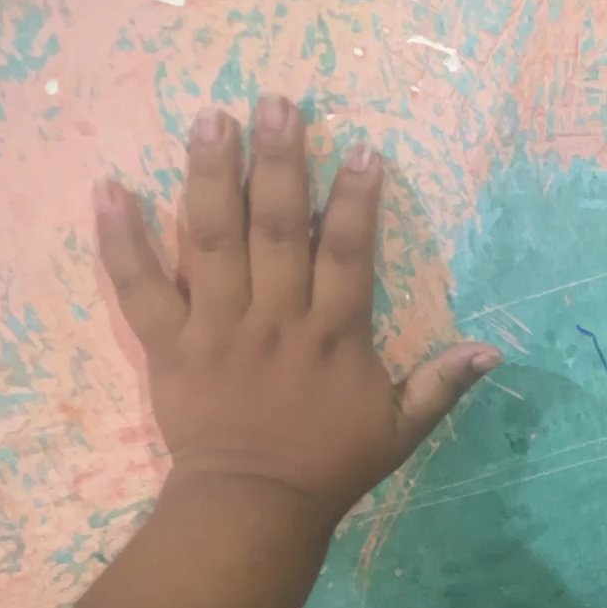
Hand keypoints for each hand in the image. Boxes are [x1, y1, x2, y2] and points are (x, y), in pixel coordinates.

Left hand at [93, 95, 501, 527]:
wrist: (255, 504)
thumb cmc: (334, 462)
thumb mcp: (403, 428)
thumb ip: (444, 385)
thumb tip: (494, 351)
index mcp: (334, 335)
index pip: (348, 254)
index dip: (356, 200)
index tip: (362, 150)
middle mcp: (276, 318)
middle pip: (278, 229)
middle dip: (280, 163)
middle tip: (277, 103)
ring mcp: (217, 327)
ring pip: (211, 242)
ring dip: (210, 177)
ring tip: (210, 119)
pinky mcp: (169, 344)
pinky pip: (139, 287)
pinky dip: (121, 240)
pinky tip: (112, 187)